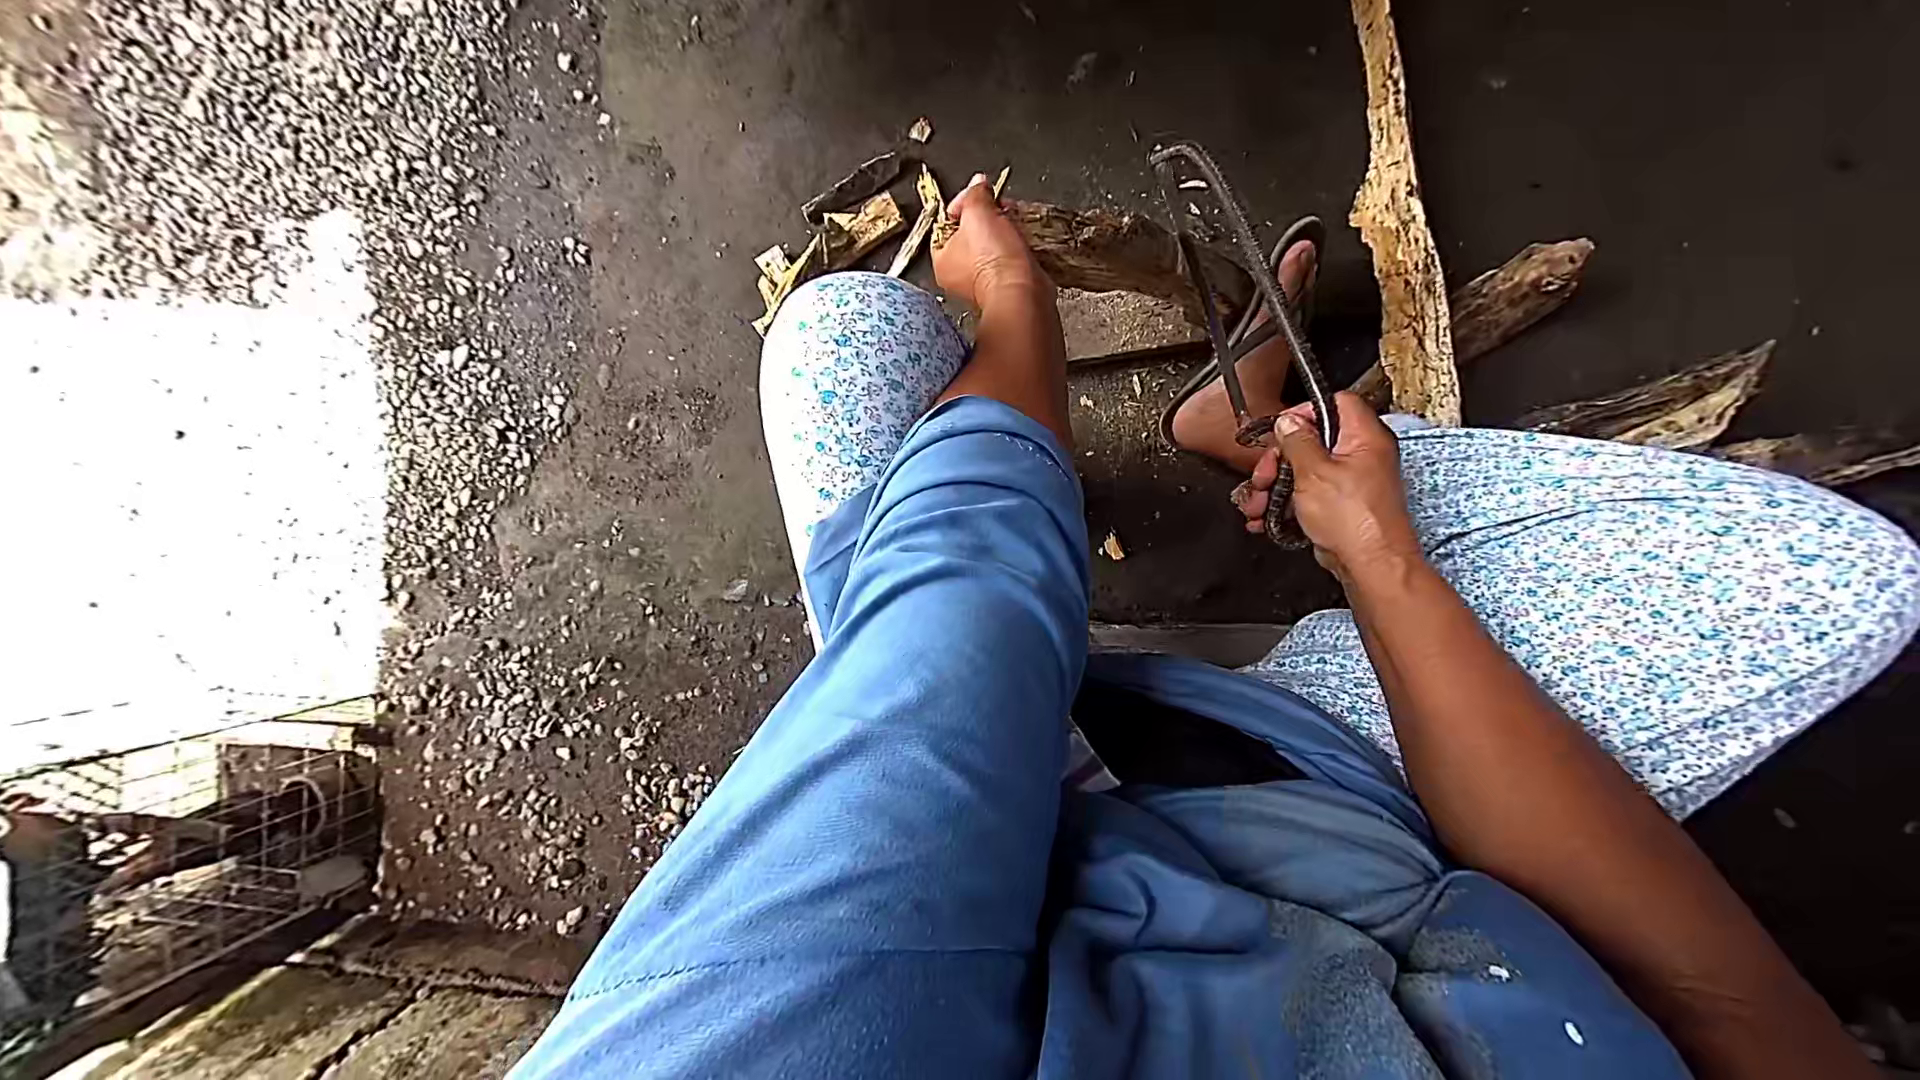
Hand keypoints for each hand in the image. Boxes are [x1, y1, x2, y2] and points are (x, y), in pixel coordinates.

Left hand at [932, 173, 1051, 310]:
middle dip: (988, 214)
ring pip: (992, 243)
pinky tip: (1023, 237)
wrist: (1021, 290)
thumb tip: (978, 184)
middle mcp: (959, 274)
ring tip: (1013, 221)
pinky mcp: (1006, 283)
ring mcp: (983, 280)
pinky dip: (1016, 244)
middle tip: (998, 207)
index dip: (962, 203)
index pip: (945, 222)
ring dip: (1004, 227)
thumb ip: (975, 193)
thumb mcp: (977, 211)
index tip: (977, 194)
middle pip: (971, 231)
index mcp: (941, 260)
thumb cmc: (992, 261)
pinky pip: (1009, 256)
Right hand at [1235, 392, 1422, 582]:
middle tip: (1265, 475)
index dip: (1305, 412)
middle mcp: (1359, 456)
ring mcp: (1348, 481)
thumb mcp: (1314, 472)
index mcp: (1363, 438)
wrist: (1369, 563)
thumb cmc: (1356, 521)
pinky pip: (1303, 495)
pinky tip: (1266, 516)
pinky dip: (1282, 503)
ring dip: (1273, 486)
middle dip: (1278, 460)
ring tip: (1259, 503)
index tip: (1282, 431)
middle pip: (1309, 441)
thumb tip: (1288, 422)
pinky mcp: (1337, 505)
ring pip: (1301, 471)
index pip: (1336, 404)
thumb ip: (1298, 442)